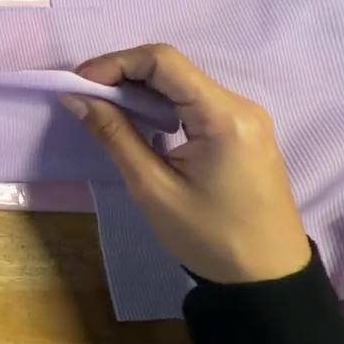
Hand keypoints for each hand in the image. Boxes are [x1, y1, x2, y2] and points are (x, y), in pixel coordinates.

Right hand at [60, 44, 311, 284]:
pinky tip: (135, 120)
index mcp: (224, 117)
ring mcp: (243, 117)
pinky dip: (155, 101)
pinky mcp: (239, 130)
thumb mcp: (152, 186)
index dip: (115, 63)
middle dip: (121, 74)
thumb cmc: (210, 237)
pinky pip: (189, 98)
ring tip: (103, 108)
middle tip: (86, 97)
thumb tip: (74, 96)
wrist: (269, 282)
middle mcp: (239, 106)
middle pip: (169, 67)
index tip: (82, 85)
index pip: (163, 61)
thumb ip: (113, 134)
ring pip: (177, 80)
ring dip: (136, 87)